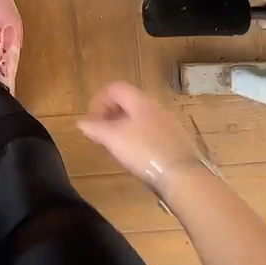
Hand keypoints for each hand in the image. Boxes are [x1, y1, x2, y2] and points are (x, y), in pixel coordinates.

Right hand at [78, 81, 210, 184]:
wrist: (183, 176)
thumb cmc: (144, 151)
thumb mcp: (113, 139)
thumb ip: (95, 128)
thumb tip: (82, 122)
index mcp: (139, 101)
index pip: (114, 88)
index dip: (98, 100)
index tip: (92, 121)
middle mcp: (155, 106)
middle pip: (127, 101)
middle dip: (110, 115)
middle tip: (101, 133)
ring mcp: (169, 123)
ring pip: (140, 117)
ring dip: (124, 127)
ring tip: (116, 146)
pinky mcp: (176, 139)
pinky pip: (151, 130)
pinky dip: (138, 137)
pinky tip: (137, 155)